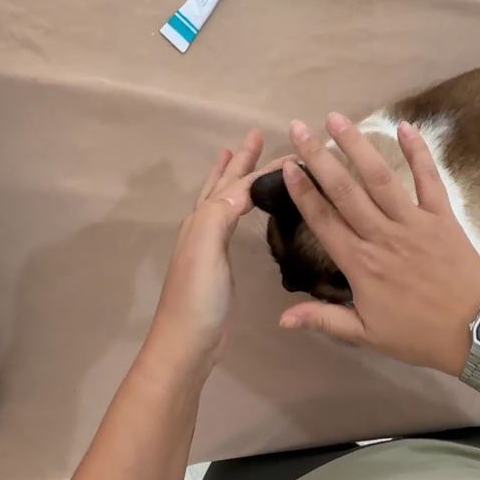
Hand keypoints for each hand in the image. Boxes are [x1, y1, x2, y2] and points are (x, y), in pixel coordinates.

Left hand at [145, 129, 282, 373]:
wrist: (186, 344)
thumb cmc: (198, 298)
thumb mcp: (206, 250)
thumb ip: (219, 214)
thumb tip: (241, 188)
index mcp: (202, 221)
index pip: (236, 185)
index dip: (261, 168)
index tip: (292, 153)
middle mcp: (202, 229)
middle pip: (223, 186)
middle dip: (240, 161)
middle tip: (256, 135)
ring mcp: (208, 248)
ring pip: (222, 202)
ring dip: (231, 178)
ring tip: (236, 157)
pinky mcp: (217, 267)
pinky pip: (227, 224)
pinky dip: (235, 208)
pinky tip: (238, 212)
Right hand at [278, 114, 479, 374]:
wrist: (472, 333)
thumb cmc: (416, 336)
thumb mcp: (365, 334)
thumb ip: (323, 319)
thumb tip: (283, 319)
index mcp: (360, 264)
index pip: (324, 220)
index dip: (303, 192)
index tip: (287, 166)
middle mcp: (382, 236)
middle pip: (344, 191)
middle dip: (319, 158)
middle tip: (300, 129)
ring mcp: (414, 223)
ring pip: (379, 178)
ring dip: (357, 146)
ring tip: (336, 119)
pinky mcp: (443, 218)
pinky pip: (429, 180)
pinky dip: (419, 152)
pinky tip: (405, 127)